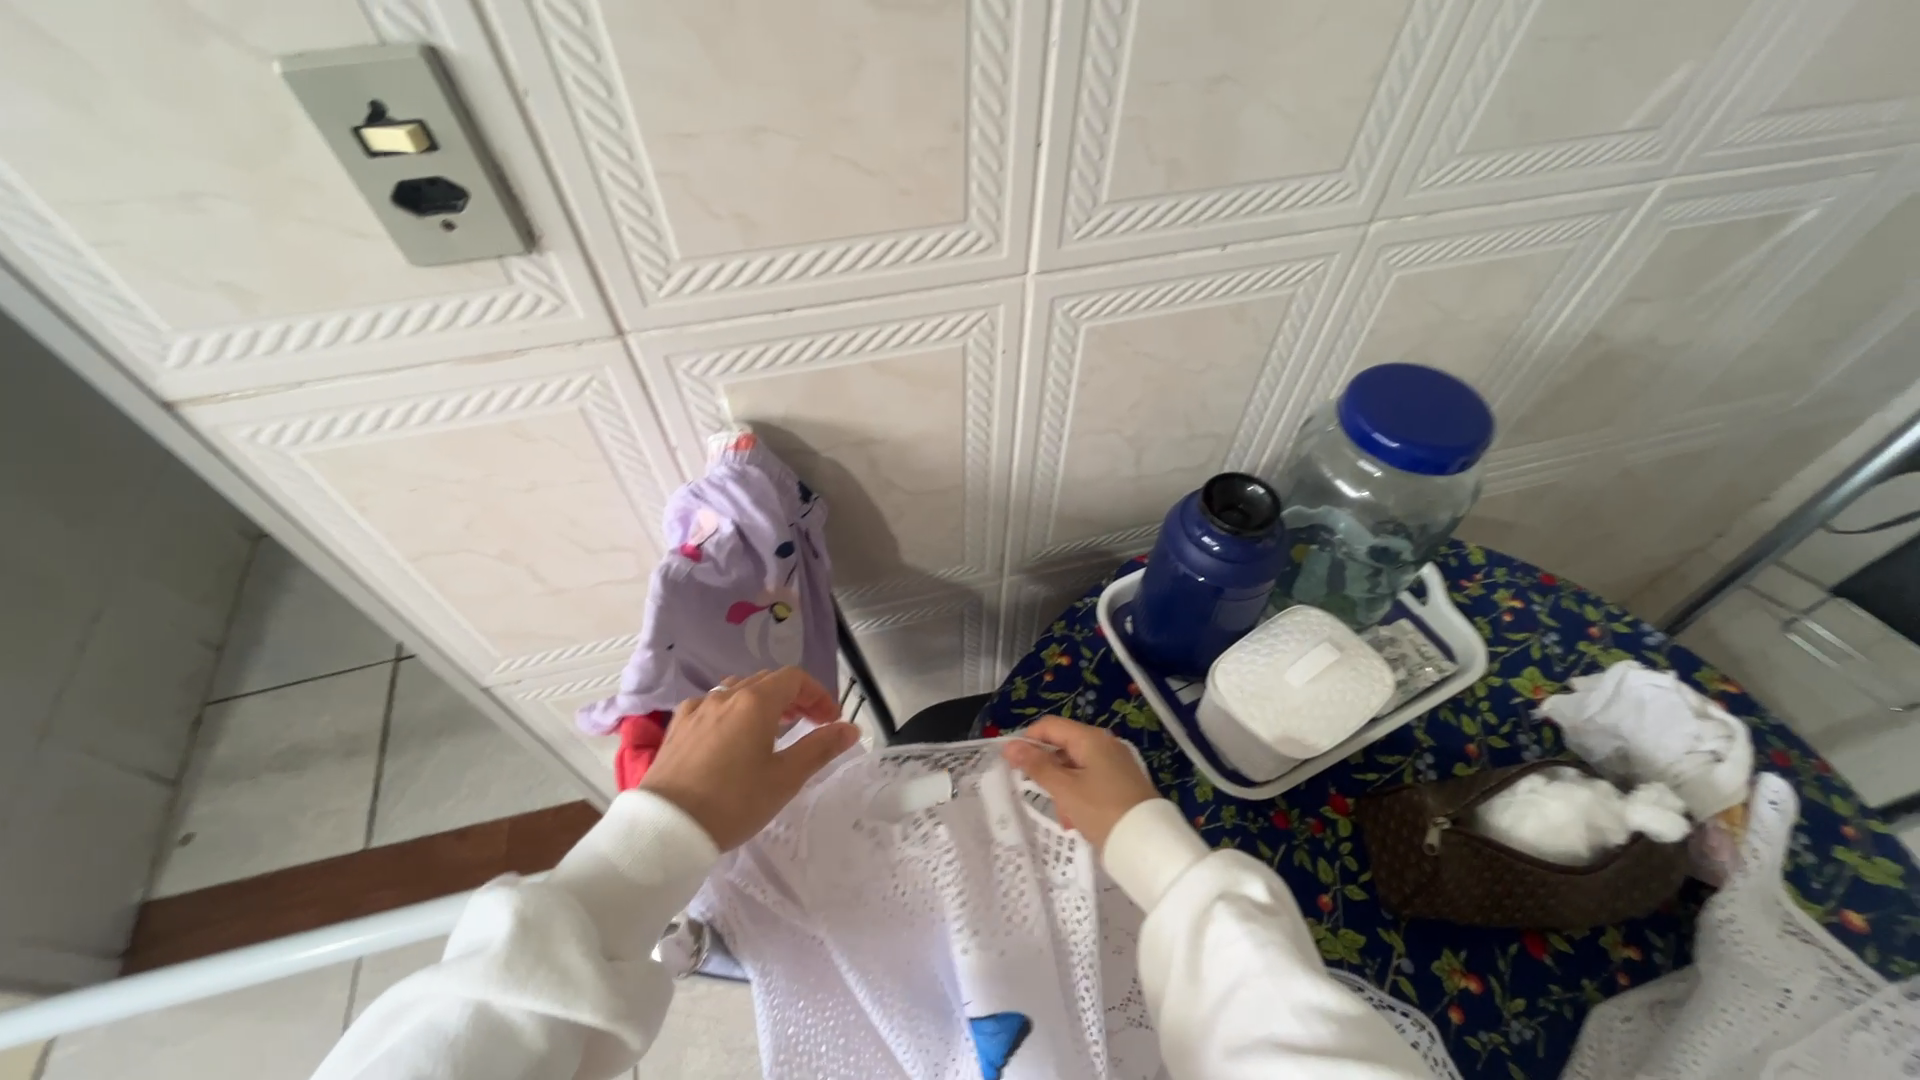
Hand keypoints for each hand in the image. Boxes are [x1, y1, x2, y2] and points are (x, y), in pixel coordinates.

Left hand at [641, 667, 858, 850]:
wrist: (666, 827)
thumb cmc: (733, 802)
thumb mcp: (785, 778)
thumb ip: (820, 748)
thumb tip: (850, 728)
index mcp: (754, 702)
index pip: (795, 679)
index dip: (818, 694)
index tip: (831, 720)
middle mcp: (724, 696)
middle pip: (767, 681)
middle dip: (794, 697)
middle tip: (809, 724)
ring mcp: (696, 709)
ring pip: (738, 691)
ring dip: (763, 703)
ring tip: (773, 729)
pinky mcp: (677, 727)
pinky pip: (712, 706)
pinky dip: (733, 712)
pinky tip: (732, 738)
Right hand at [1001, 715, 1158, 853]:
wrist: (1148, 844)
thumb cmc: (1102, 810)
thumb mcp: (1064, 789)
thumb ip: (1037, 766)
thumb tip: (1010, 746)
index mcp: (1090, 738)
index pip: (1049, 726)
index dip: (1028, 740)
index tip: (1013, 764)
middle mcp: (1105, 744)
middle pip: (1063, 747)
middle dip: (1048, 771)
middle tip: (1041, 795)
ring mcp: (1116, 763)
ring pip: (1075, 768)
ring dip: (1063, 789)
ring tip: (1065, 816)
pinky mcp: (1122, 783)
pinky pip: (1091, 781)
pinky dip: (1079, 796)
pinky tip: (1077, 820)